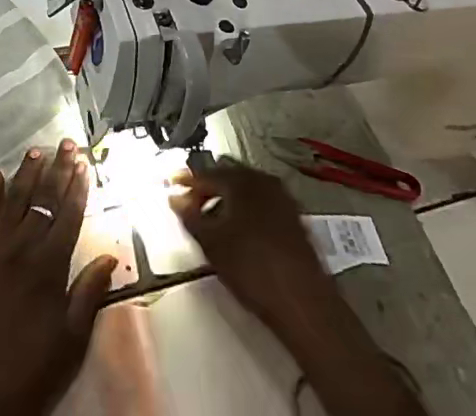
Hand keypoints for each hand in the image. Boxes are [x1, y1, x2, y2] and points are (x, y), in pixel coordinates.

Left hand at [0, 140, 117, 415]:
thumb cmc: (30, 370)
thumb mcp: (71, 340)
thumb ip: (89, 293)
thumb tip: (109, 255)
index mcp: (48, 267)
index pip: (67, 215)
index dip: (78, 186)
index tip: (85, 161)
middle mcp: (19, 249)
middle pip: (41, 201)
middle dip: (56, 170)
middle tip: (65, 143)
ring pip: (11, 202)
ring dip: (24, 175)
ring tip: (35, 151)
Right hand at [169, 159, 331, 328]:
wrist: (303, 304)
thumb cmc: (252, 268)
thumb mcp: (210, 242)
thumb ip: (188, 214)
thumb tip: (176, 199)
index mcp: (241, 180)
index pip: (204, 171)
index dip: (184, 179)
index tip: (171, 186)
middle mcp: (265, 182)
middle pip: (227, 173)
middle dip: (207, 185)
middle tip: (190, 201)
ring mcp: (284, 200)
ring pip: (247, 187)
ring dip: (227, 197)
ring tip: (212, 218)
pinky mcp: (295, 219)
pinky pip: (262, 202)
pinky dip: (246, 207)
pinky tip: (238, 229)